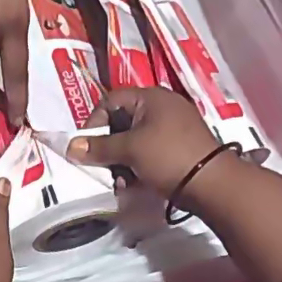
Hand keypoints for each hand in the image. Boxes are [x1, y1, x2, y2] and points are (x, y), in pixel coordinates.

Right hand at [67, 87, 219, 195]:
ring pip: (134, 141)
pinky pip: (149, 152)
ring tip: (120, 181)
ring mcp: (173, 128)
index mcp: (152, 97)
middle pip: (122, 122)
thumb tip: (70, 147)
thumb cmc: (167, 157)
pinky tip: (135, 184)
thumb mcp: (129, 150)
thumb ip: (98, 148)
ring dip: (122, 161)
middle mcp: (163, 107)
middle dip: (108, 147)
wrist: (212, 184)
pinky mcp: (179, 148)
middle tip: (103, 166)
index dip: (95, 121)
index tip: (88, 146)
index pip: (111, 100)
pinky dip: (138, 166)